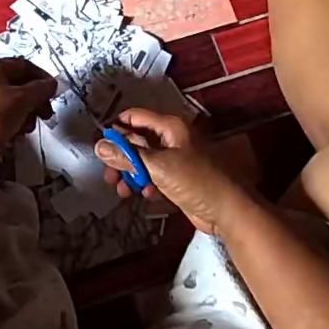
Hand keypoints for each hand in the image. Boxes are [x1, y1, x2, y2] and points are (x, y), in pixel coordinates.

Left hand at [0, 58, 55, 154]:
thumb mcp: (21, 100)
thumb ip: (40, 89)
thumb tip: (52, 83)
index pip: (23, 65)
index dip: (42, 77)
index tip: (55, 92)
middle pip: (19, 85)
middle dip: (36, 99)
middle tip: (46, 114)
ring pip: (13, 102)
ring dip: (27, 114)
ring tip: (28, 127)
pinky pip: (4, 116)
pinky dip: (14, 123)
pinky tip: (17, 135)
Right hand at [96, 109, 249, 234]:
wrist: (229, 211)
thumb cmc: (196, 181)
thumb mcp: (158, 167)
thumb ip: (128, 156)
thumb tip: (99, 146)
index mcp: (170, 127)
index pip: (135, 117)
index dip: (116, 127)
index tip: (99, 143)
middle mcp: (171, 139)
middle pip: (136, 141)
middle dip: (120, 157)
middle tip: (108, 174)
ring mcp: (175, 159)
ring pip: (143, 161)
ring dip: (130, 173)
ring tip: (121, 190)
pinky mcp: (178, 179)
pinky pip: (153, 176)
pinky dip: (145, 184)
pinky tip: (143, 195)